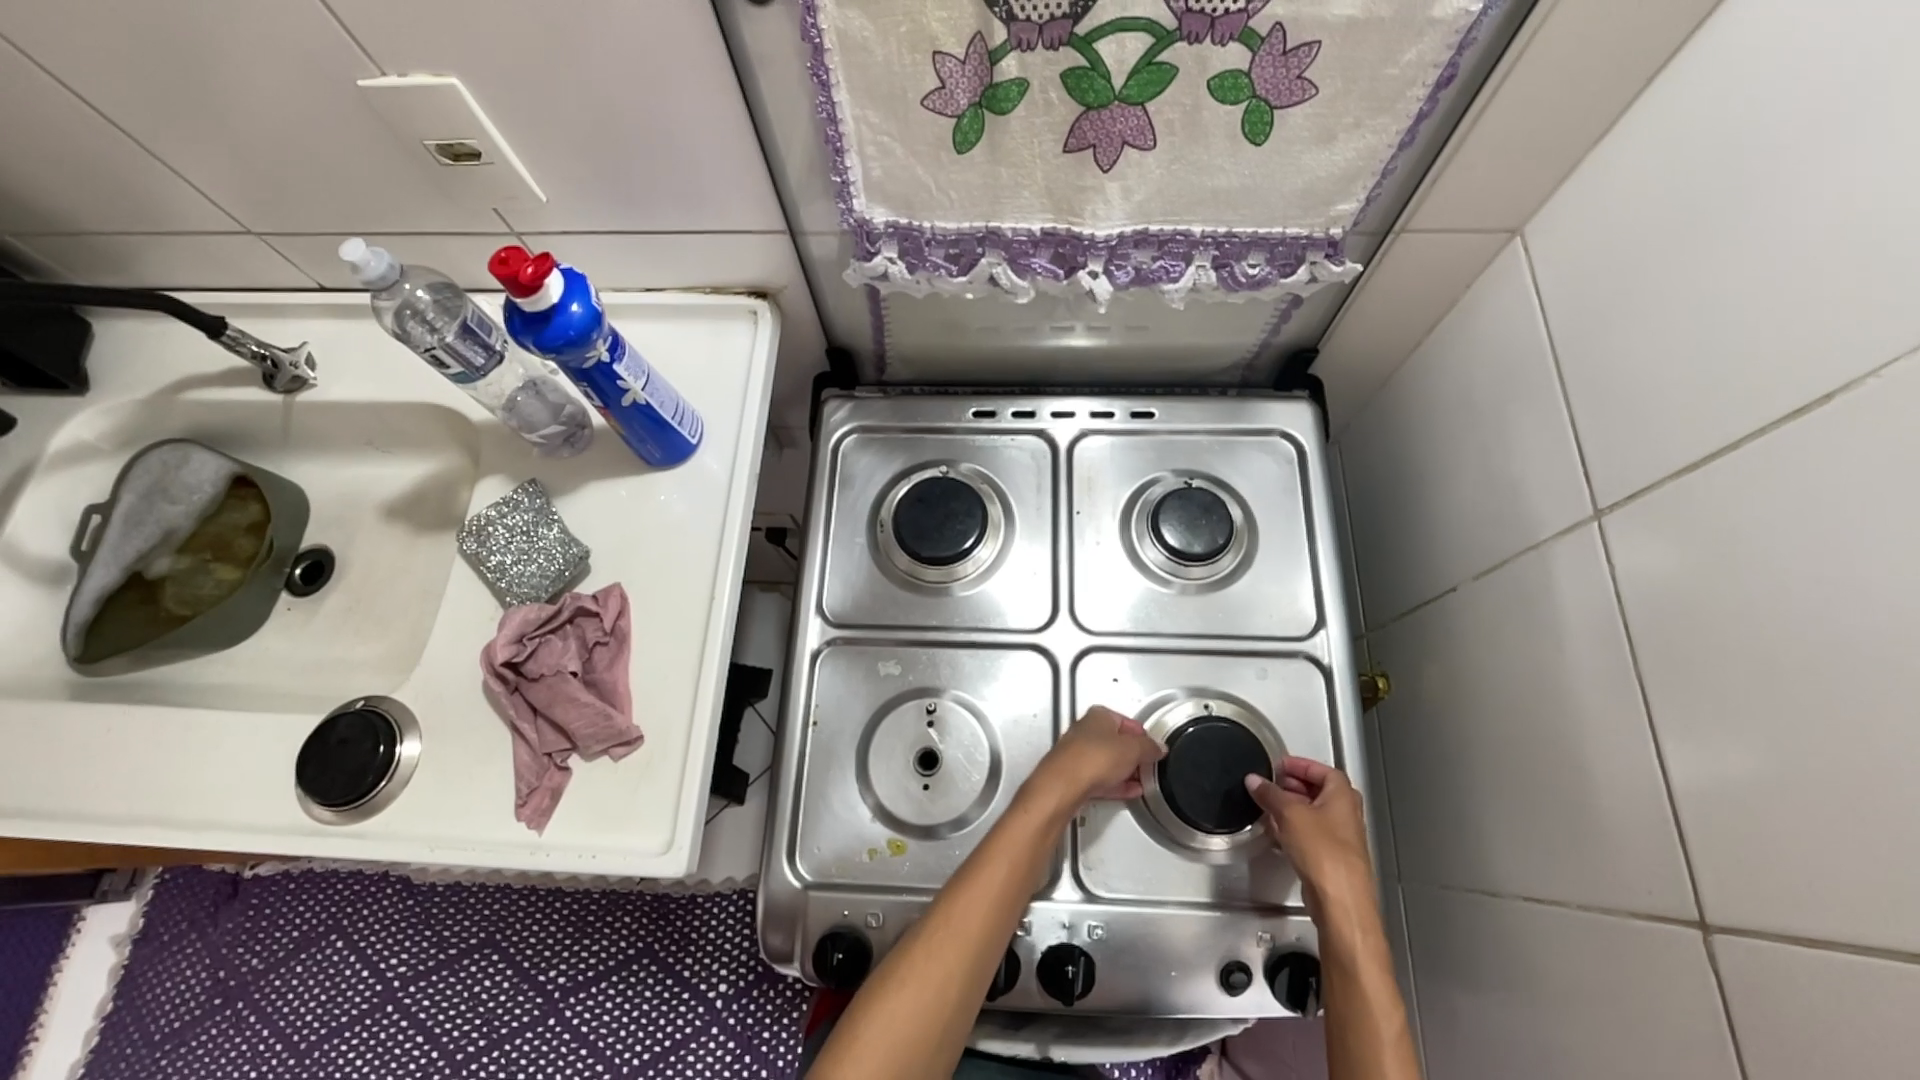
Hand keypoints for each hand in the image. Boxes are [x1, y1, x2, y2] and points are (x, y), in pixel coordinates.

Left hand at [1027, 706, 1166, 809]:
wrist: (1065, 784)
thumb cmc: (1091, 758)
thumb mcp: (1134, 749)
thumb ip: (1149, 747)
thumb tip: (1157, 748)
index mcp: (1098, 716)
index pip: (1126, 721)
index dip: (1142, 734)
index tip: (1152, 745)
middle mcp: (1085, 731)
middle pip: (1115, 742)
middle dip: (1132, 754)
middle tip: (1146, 763)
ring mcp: (1078, 754)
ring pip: (1107, 761)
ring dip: (1124, 771)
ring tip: (1140, 779)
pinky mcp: (1075, 776)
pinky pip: (1100, 779)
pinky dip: (1115, 784)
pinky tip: (1127, 790)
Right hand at [1245, 757, 1374, 912]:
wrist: (1339, 898)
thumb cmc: (1323, 852)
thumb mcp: (1289, 814)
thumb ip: (1270, 794)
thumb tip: (1254, 780)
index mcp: (1343, 797)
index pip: (1323, 770)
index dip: (1301, 765)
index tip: (1279, 765)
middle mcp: (1346, 815)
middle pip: (1319, 791)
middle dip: (1294, 786)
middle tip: (1272, 783)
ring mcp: (1340, 838)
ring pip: (1314, 814)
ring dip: (1292, 808)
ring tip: (1268, 806)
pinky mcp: (1331, 858)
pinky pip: (1310, 835)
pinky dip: (1294, 828)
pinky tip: (1276, 833)